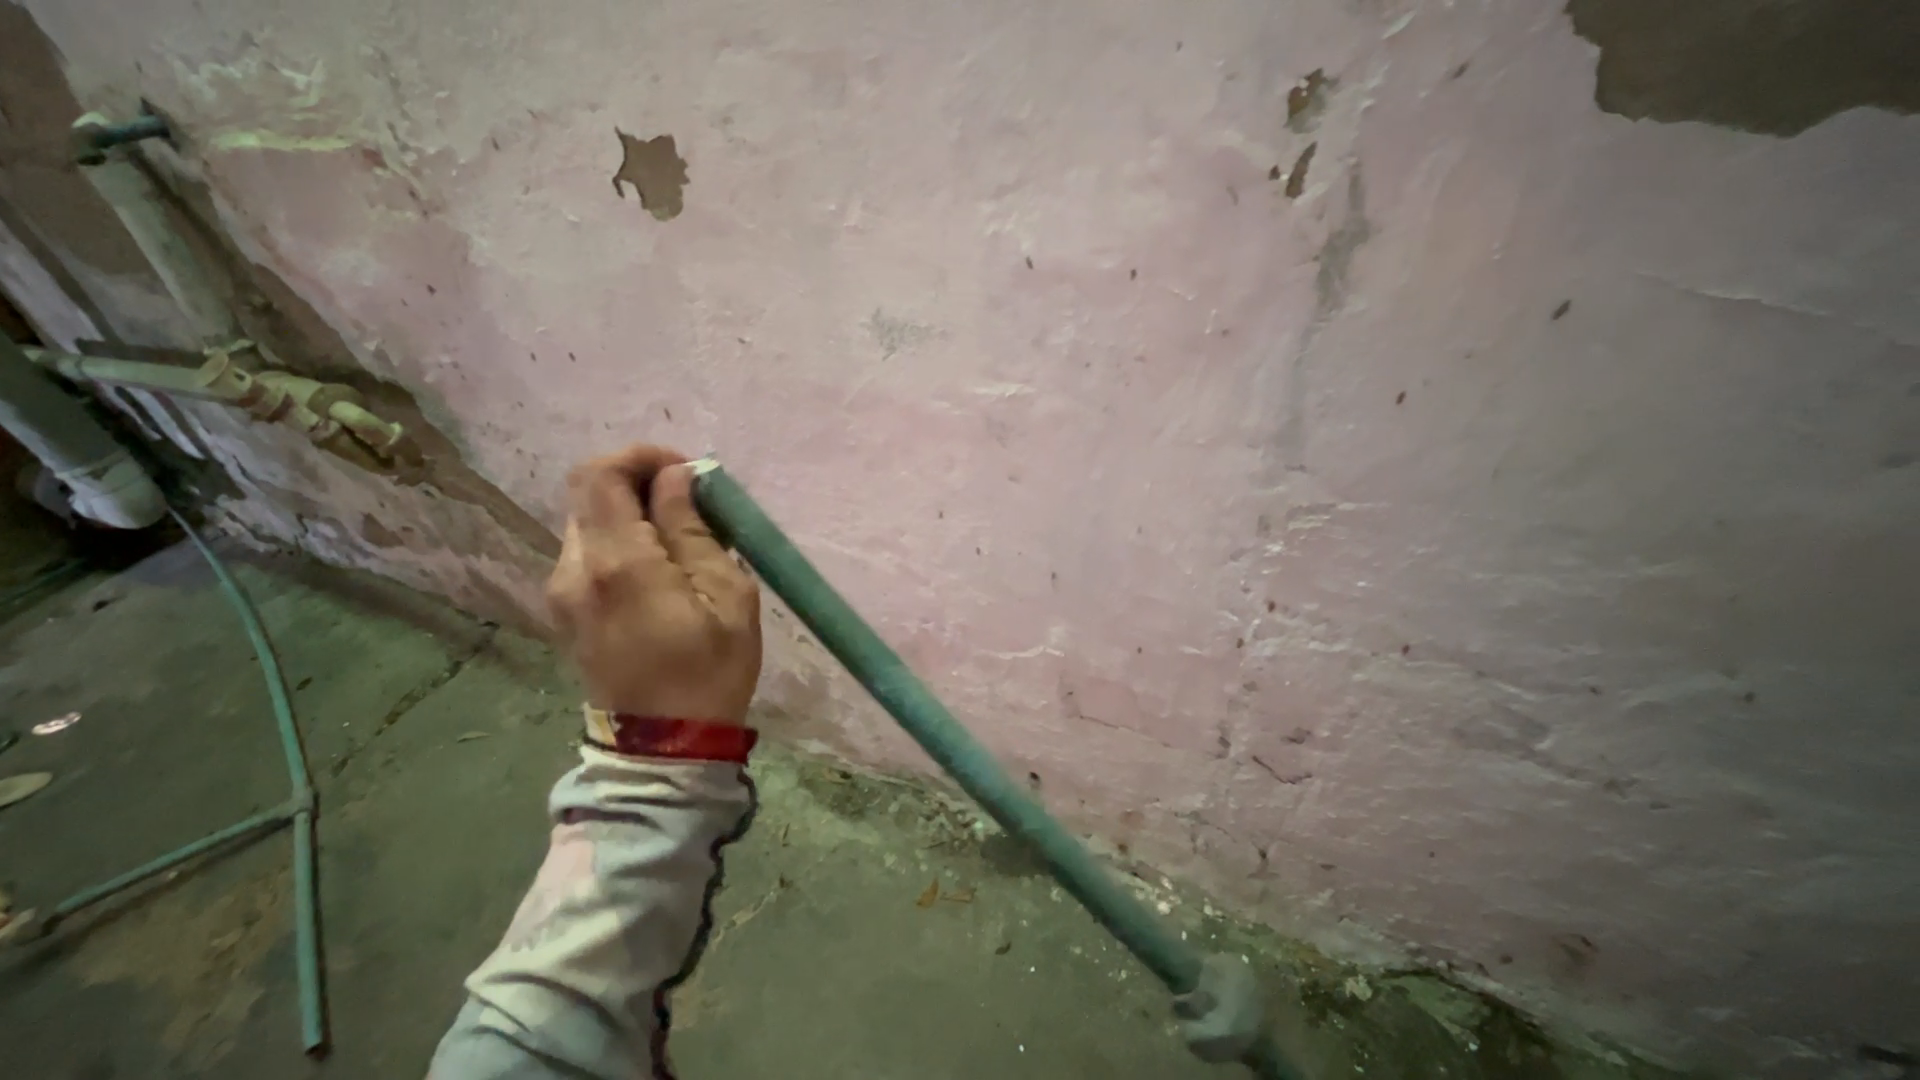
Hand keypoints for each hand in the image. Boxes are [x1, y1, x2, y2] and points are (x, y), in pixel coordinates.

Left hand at [547, 444, 761, 723]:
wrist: (663, 748)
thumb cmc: (710, 671)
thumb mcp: (726, 596)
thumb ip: (694, 529)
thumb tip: (675, 479)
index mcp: (617, 562)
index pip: (602, 474)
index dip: (642, 456)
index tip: (686, 471)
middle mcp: (574, 568)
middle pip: (588, 493)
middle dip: (639, 482)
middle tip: (689, 502)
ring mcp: (561, 592)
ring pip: (587, 521)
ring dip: (630, 513)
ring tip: (679, 537)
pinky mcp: (564, 610)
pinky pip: (587, 552)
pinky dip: (620, 540)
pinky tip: (658, 567)